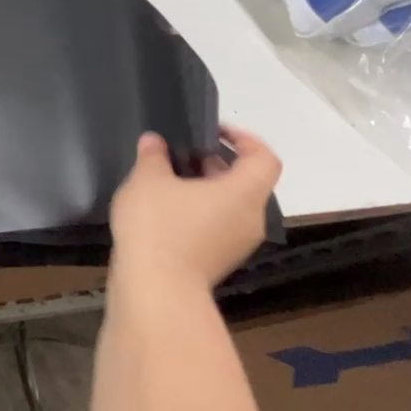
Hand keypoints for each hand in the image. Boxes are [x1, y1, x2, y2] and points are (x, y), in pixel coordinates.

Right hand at [109, 127, 280, 290]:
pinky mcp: (223, 254)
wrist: (158, 280)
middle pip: (246, 181)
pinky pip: (220, 220)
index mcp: (243, 193)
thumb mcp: (147, 180)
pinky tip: (166, 206)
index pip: (264, 159)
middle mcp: (252, 216)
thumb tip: (156, 142)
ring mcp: (240, 239)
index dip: (245, 139)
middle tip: (179, 153)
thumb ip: (154, 156)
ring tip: (167, 178)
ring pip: (232, 202)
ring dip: (206, 185)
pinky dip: (201, 206)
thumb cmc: (158, 222)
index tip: (214, 130)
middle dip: (215, 162)